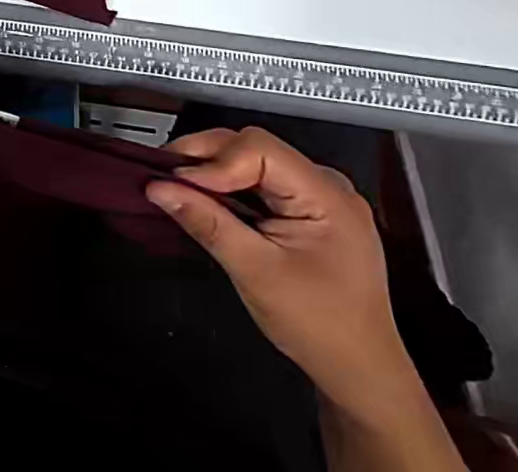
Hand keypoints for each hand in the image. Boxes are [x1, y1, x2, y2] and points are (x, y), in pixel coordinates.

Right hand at [146, 127, 411, 415]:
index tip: (177, 183)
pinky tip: (205, 199)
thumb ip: (207, 223)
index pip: (258, 148)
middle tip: (163, 174)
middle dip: (205, 157)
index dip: (214, 161)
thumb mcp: (255, 272)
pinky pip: (260, 181)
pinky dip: (228, 186)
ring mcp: (317, 196)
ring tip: (177, 185)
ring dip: (213, 170)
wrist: (359, 371)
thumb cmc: (317, 325)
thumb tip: (158, 188)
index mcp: (326, 195)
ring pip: (253, 161)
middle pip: (254, 147)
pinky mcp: (306, 209)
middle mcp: (325, 185)